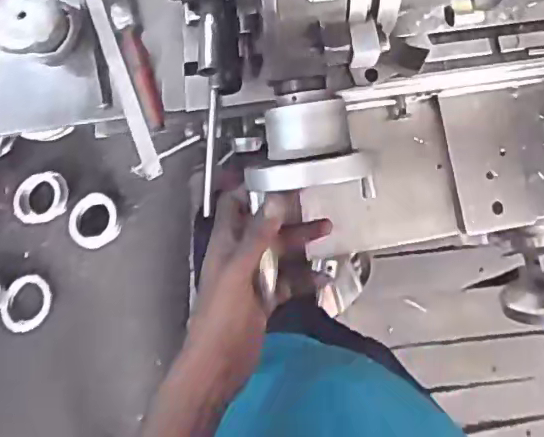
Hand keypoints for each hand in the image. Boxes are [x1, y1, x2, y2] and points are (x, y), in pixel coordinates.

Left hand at [181, 189, 332, 392]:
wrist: (216, 369)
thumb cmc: (221, 317)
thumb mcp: (239, 271)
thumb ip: (258, 235)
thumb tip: (276, 200)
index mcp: (226, 242)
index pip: (235, 203)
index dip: (252, 187)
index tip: (278, 174)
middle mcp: (239, 255)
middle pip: (265, 225)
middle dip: (288, 214)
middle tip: (313, 202)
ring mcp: (253, 278)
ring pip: (279, 251)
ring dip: (301, 241)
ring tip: (327, 231)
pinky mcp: (265, 300)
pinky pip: (288, 281)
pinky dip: (305, 277)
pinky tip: (323, 277)